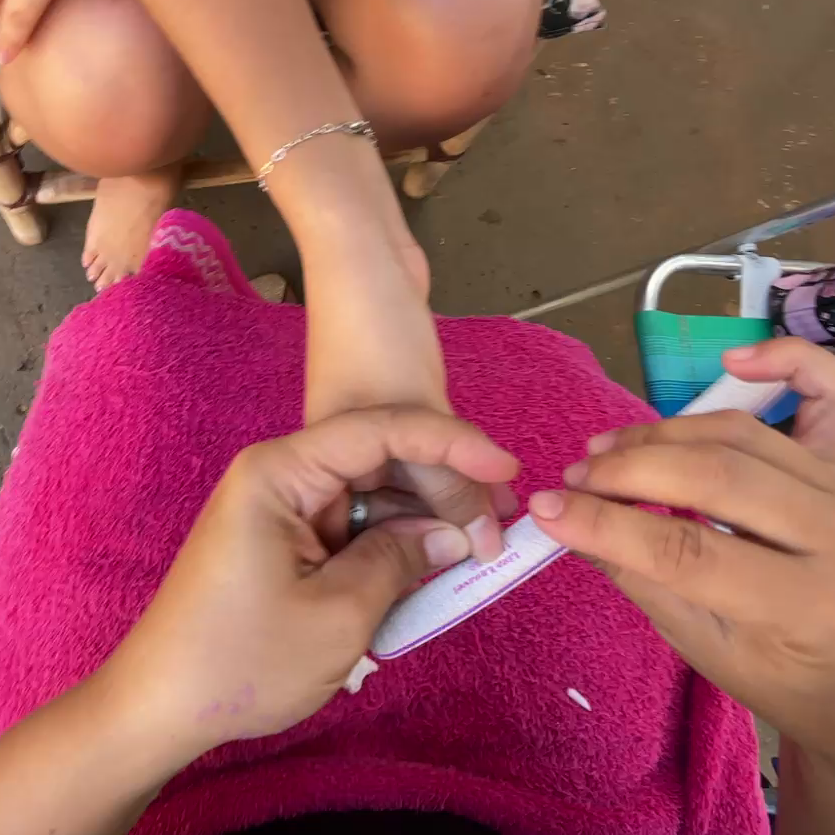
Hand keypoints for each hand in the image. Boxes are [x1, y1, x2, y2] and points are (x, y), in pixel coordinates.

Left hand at [101, 408, 518, 753]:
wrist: (161, 704)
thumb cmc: (242, 659)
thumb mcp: (338, 615)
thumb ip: (401, 561)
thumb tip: (452, 534)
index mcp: (281, 471)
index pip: (378, 430)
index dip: (450, 441)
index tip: (506, 466)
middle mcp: (281, 473)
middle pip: (377, 459)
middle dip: (443, 488)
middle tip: (502, 526)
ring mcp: (283, 505)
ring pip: (370, 494)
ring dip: (422, 520)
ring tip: (479, 550)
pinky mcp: (287, 536)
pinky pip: (352, 524)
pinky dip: (392, 543)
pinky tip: (432, 565)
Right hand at [298, 220, 510, 559]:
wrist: (365, 258)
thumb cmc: (375, 337)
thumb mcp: (413, 414)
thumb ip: (447, 483)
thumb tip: (485, 547)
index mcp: (328, 466)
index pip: (370, 531)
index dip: (417, 556)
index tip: (470, 576)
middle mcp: (345, 455)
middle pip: (392, 508)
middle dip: (444, 528)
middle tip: (499, 553)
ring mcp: (367, 427)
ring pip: (413, 480)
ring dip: (457, 497)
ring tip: (506, 524)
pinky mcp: (393, 403)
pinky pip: (423, 452)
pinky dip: (455, 467)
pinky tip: (491, 485)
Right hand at [527, 337, 834, 771]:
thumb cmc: (781, 677)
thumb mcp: (699, 647)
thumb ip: (636, 575)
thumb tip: (563, 517)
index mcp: (814, 608)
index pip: (689, 551)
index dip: (605, 525)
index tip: (544, 508)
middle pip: (718, 479)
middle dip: (629, 472)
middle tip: (574, 478)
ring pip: (741, 437)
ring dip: (661, 434)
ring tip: (605, 451)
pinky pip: (834, 397)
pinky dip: (790, 364)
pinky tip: (736, 358)